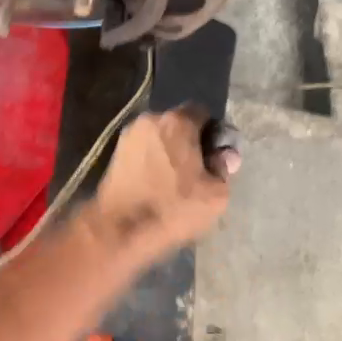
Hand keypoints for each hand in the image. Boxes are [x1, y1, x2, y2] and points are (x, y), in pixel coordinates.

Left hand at [86, 107, 233, 261]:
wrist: (121, 227)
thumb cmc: (173, 207)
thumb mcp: (215, 194)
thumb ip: (224, 167)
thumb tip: (225, 154)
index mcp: (176, 122)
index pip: (202, 112)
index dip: (214, 132)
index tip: (217, 156)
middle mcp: (150, 119)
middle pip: (178, 124)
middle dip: (191, 142)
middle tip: (200, 171)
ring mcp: (129, 134)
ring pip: (159, 137)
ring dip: (170, 151)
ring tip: (178, 181)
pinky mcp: (116, 151)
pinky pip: (144, 149)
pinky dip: (153, 159)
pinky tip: (158, 183)